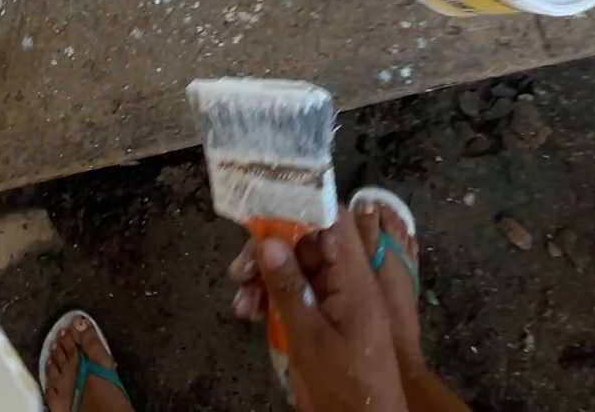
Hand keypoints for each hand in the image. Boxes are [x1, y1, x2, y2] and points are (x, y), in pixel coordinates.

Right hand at [244, 210, 408, 411]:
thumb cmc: (345, 387)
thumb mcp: (311, 339)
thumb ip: (290, 288)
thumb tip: (268, 241)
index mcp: (354, 280)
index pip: (334, 222)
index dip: (301, 207)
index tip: (263, 208)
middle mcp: (345, 282)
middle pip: (306, 243)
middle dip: (269, 249)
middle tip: (240, 269)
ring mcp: (332, 301)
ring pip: (293, 267)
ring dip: (263, 276)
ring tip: (241, 300)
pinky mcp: (321, 318)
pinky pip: (292, 292)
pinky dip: (268, 297)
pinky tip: (248, 313)